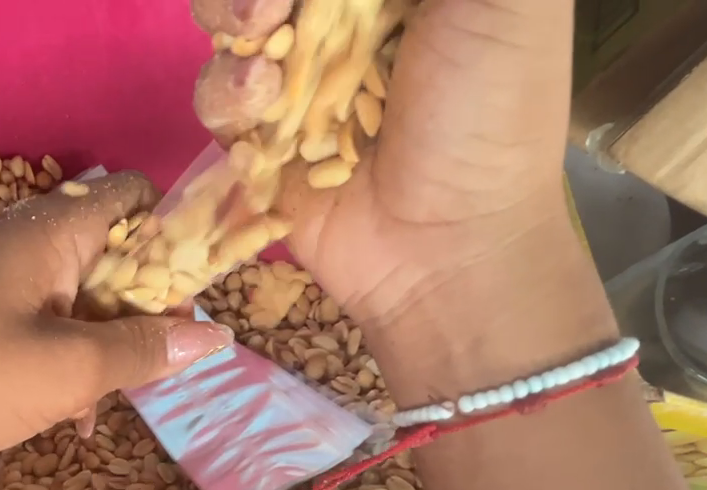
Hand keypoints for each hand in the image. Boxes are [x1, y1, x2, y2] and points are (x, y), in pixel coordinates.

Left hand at [0, 171, 234, 472]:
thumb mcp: (66, 371)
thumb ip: (141, 350)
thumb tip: (213, 334)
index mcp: (52, 232)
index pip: (133, 200)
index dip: (174, 243)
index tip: (189, 306)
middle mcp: (18, 243)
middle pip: (106, 259)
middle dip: (134, 317)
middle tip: (142, 376)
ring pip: (68, 306)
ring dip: (92, 355)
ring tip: (90, 415)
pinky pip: (28, 331)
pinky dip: (51, 367)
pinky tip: (55, 420)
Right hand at [193, 0, 593, 387]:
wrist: (441, 248)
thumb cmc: (488, 117)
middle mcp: (340, 22)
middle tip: (267, 8)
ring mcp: (294, 80)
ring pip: (229, 22)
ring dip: (232, 25)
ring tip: (265, 65)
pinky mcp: (258, 141)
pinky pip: (218, 95)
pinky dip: (228, 96)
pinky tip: (258, 111)